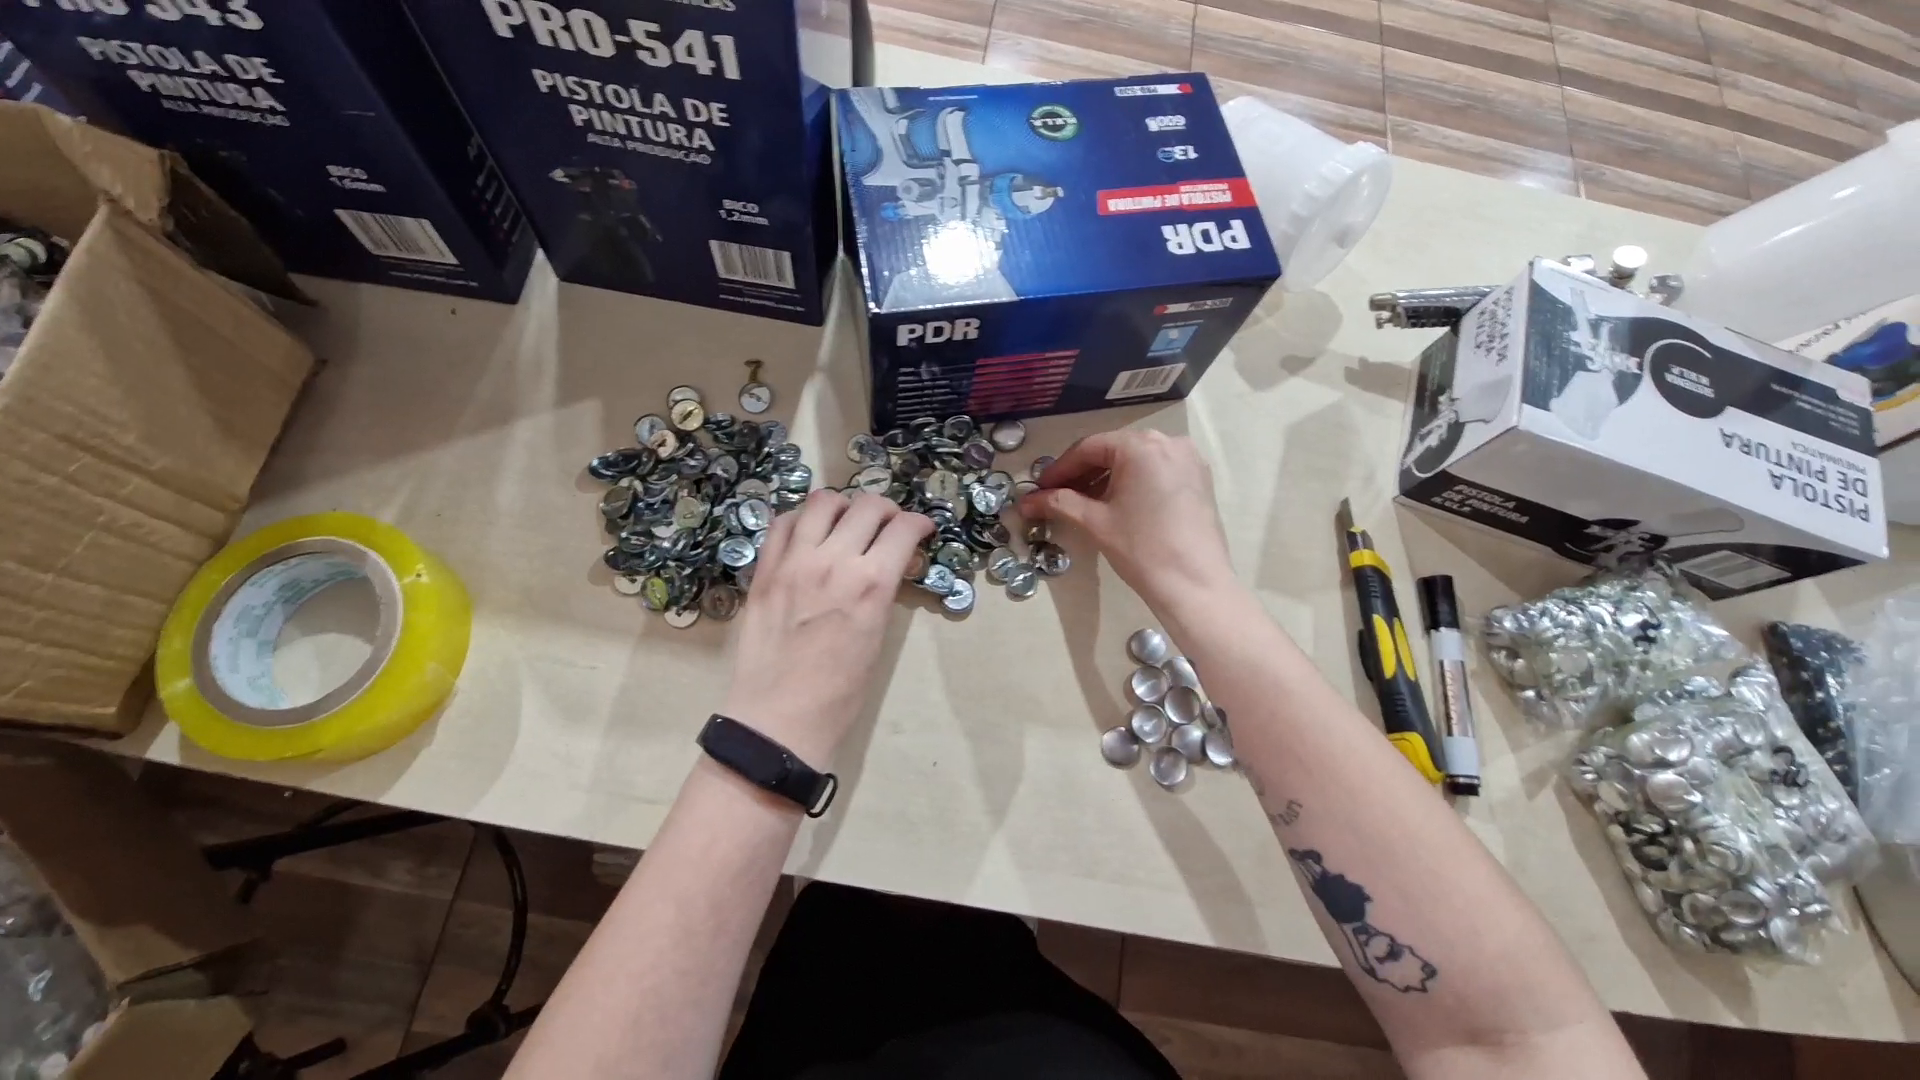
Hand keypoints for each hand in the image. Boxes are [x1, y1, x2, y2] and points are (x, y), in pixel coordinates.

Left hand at [720, 490, 932, 768]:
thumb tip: (889, 567)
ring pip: (823, 502)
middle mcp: (835, 561)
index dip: (919, 523)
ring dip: (844, 506)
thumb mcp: (877, 639)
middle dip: (888, 510)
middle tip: (889, 525)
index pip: (903, 529)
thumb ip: (882, 594)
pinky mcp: (765, 571)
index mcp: (872, 584)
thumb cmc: (840, 693)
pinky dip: (803, 520)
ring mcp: (794, 562)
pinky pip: (783, 524)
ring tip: (846, 523)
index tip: (922, 530)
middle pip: (868, 506)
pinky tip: (810, 534)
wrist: (780, 718)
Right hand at [1018, 430, 1234, 612]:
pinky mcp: (1199, 479)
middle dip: (1083, 473)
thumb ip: (1059, 503)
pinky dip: (1133, 482)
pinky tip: (1116, 504)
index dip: (1060, 469)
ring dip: (1107, 477)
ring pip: (1136, 460)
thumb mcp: (1095, 521)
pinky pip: (1157, 470)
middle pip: (1114, 451)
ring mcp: (1189, 459)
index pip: (1089, 448)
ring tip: (1083, 502)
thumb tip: (1027, 501)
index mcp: (1142, 446)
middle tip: (1056, 496)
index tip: (1039, 489)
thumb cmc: (1141, 549)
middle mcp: (1169, 442)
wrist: (1194, 584)